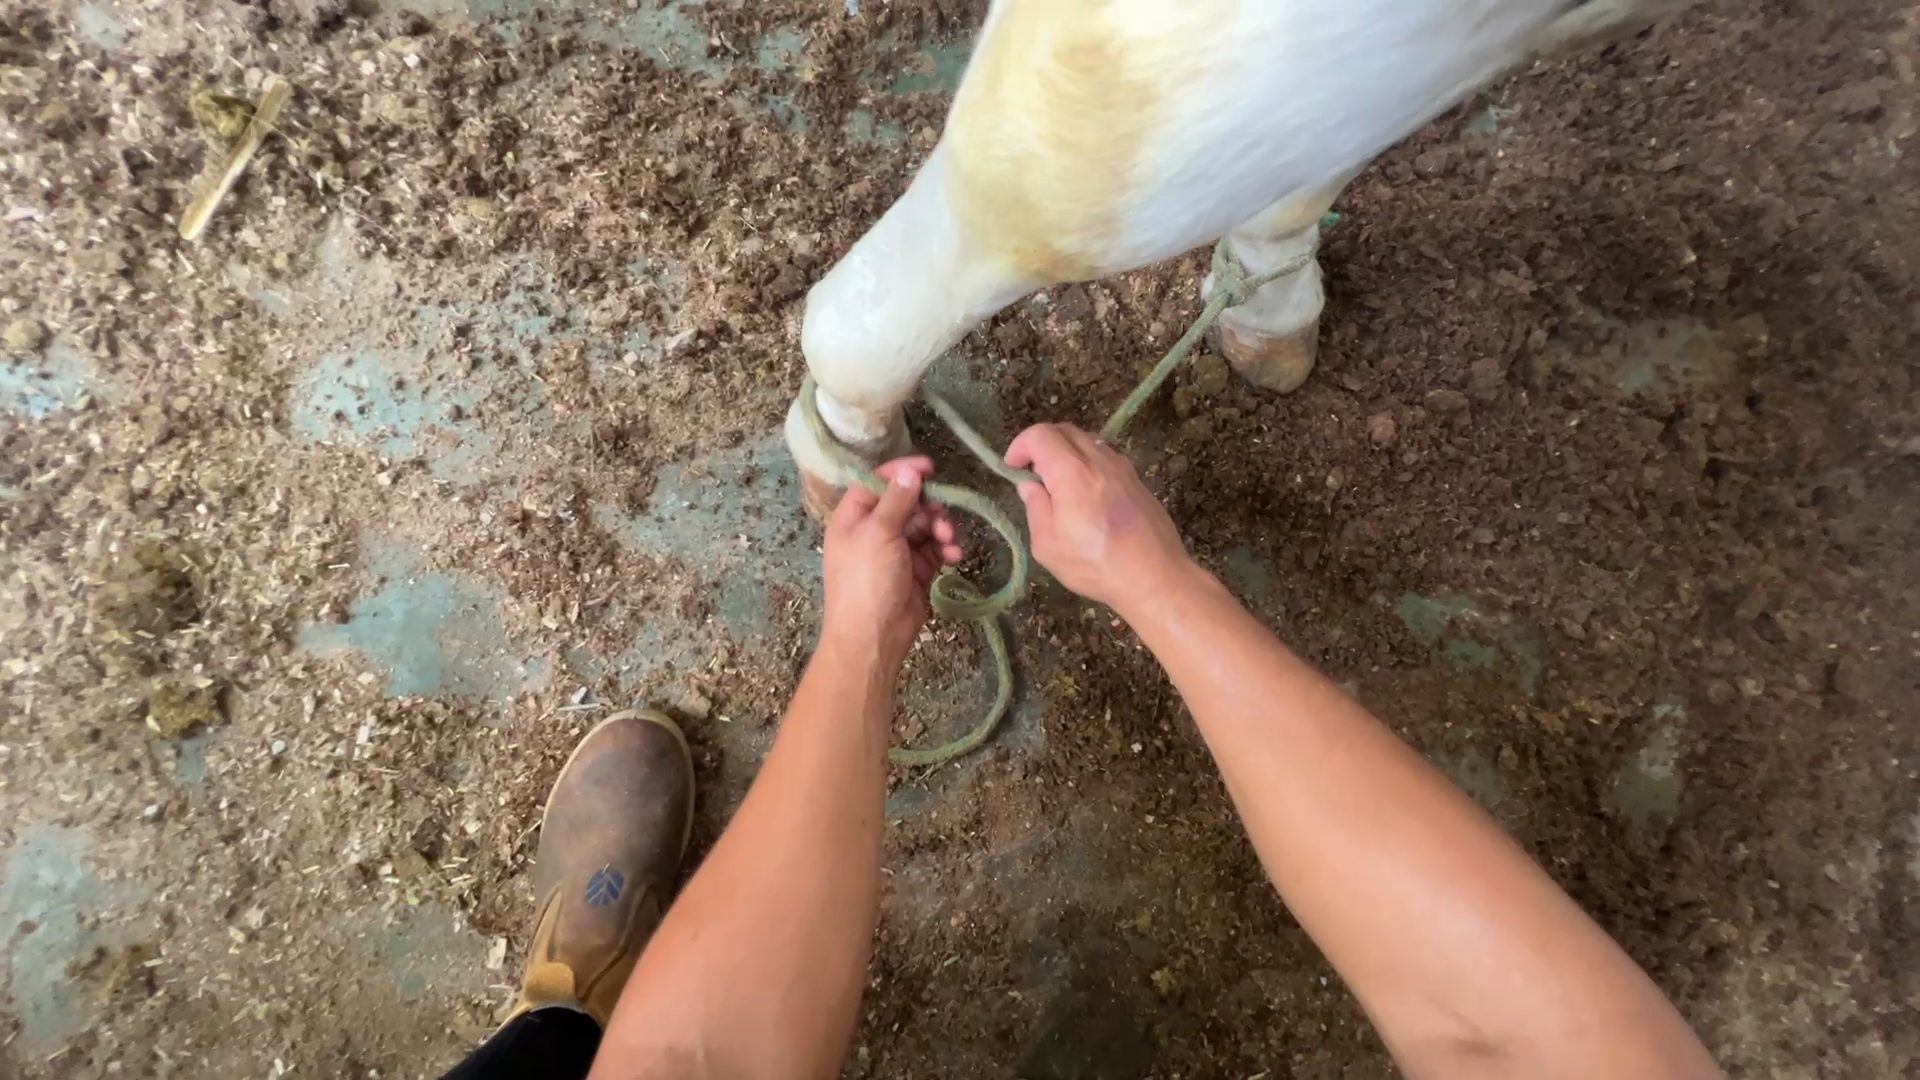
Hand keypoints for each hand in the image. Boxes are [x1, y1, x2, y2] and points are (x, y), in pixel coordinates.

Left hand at [821, 458, 962, 670]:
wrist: (874, 637)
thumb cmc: (867, 580)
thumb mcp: (879, 533)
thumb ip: (897, 499)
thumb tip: (910, 472)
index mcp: (854, 517)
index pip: (878, 483)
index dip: (902, 472)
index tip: (930, 468)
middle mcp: (874, 531)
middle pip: (907, 502)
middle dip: (928, 505)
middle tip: (941, 513)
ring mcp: (896, 551)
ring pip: (925, 525)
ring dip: (941, 527)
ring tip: (949, 540)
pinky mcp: (916, 570)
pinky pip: (934, 548)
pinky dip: (946, 547)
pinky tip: (954, 554)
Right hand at [1004, 424, 1192, 613]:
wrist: (1155, 576)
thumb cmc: (1095, 565)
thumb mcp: (1048, 545)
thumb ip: (1035, 508)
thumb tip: (1029, 486)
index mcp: (1071, 473)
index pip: (1040, 435)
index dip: (1020, 446)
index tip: (1012, 468)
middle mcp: (1098, 460)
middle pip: (1064, 430)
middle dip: (1041, 445)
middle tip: (1032, 474)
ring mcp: (1122, 468)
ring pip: (1087, 441)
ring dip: (1066, 452)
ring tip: (1059, 485)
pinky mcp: (1137, 480)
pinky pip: (1106, 457)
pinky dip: (1087, 463)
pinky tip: (1086, 495)